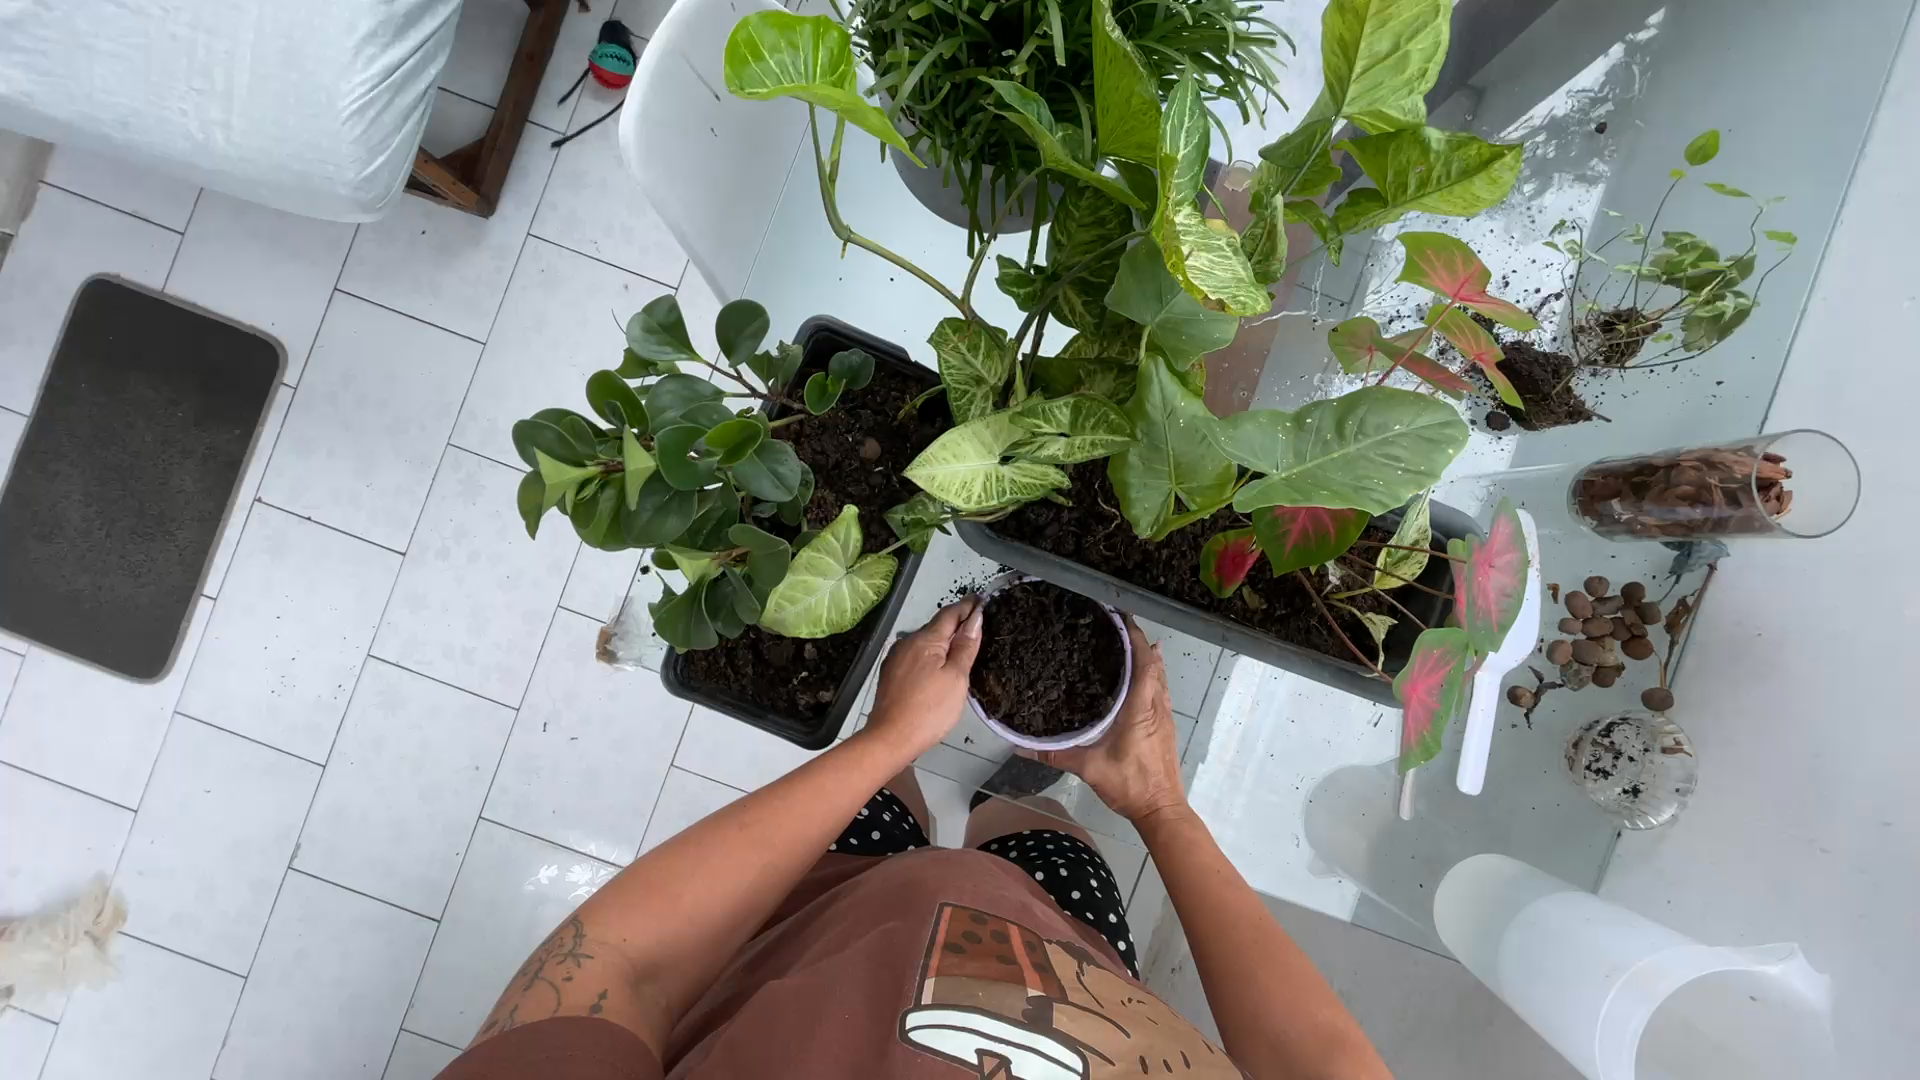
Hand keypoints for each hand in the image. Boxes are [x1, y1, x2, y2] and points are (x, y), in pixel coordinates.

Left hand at [864, 597, 984, 757]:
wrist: (890, 738)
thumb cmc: (929, 710)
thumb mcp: (956, 678)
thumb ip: (965, 647)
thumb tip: (975, 618)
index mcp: (925, 639)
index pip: (950, 614)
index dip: (967, 606)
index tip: (982, 601)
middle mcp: (907, 642)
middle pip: (937, 627)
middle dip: (957, 624)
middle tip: (978, 626)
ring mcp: (896, 658)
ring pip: (925, 641)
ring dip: (944, 640)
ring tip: (962, 647)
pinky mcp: (891, 673)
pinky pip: (916, 655)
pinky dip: (931, 654)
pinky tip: (939, 667)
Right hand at [1035, 617, 1186, 823]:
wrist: (1162, 811)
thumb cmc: (1130, 785)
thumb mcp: (1089, 768)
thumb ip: (1055, 755)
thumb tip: (1020, 748)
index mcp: (1140, 709)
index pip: (1144, 664)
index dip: (1136, 639)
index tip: (1122, 619)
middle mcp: (1157, 707)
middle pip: (1154, 665)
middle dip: (1139, 642)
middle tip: (1118, 625)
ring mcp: (1165, 717)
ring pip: (1160, 677)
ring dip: (1148, 658)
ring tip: (1129, 642)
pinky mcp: (1167, 727)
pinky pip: (1161, 691)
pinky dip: (1153, 676)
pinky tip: (1140, 677)